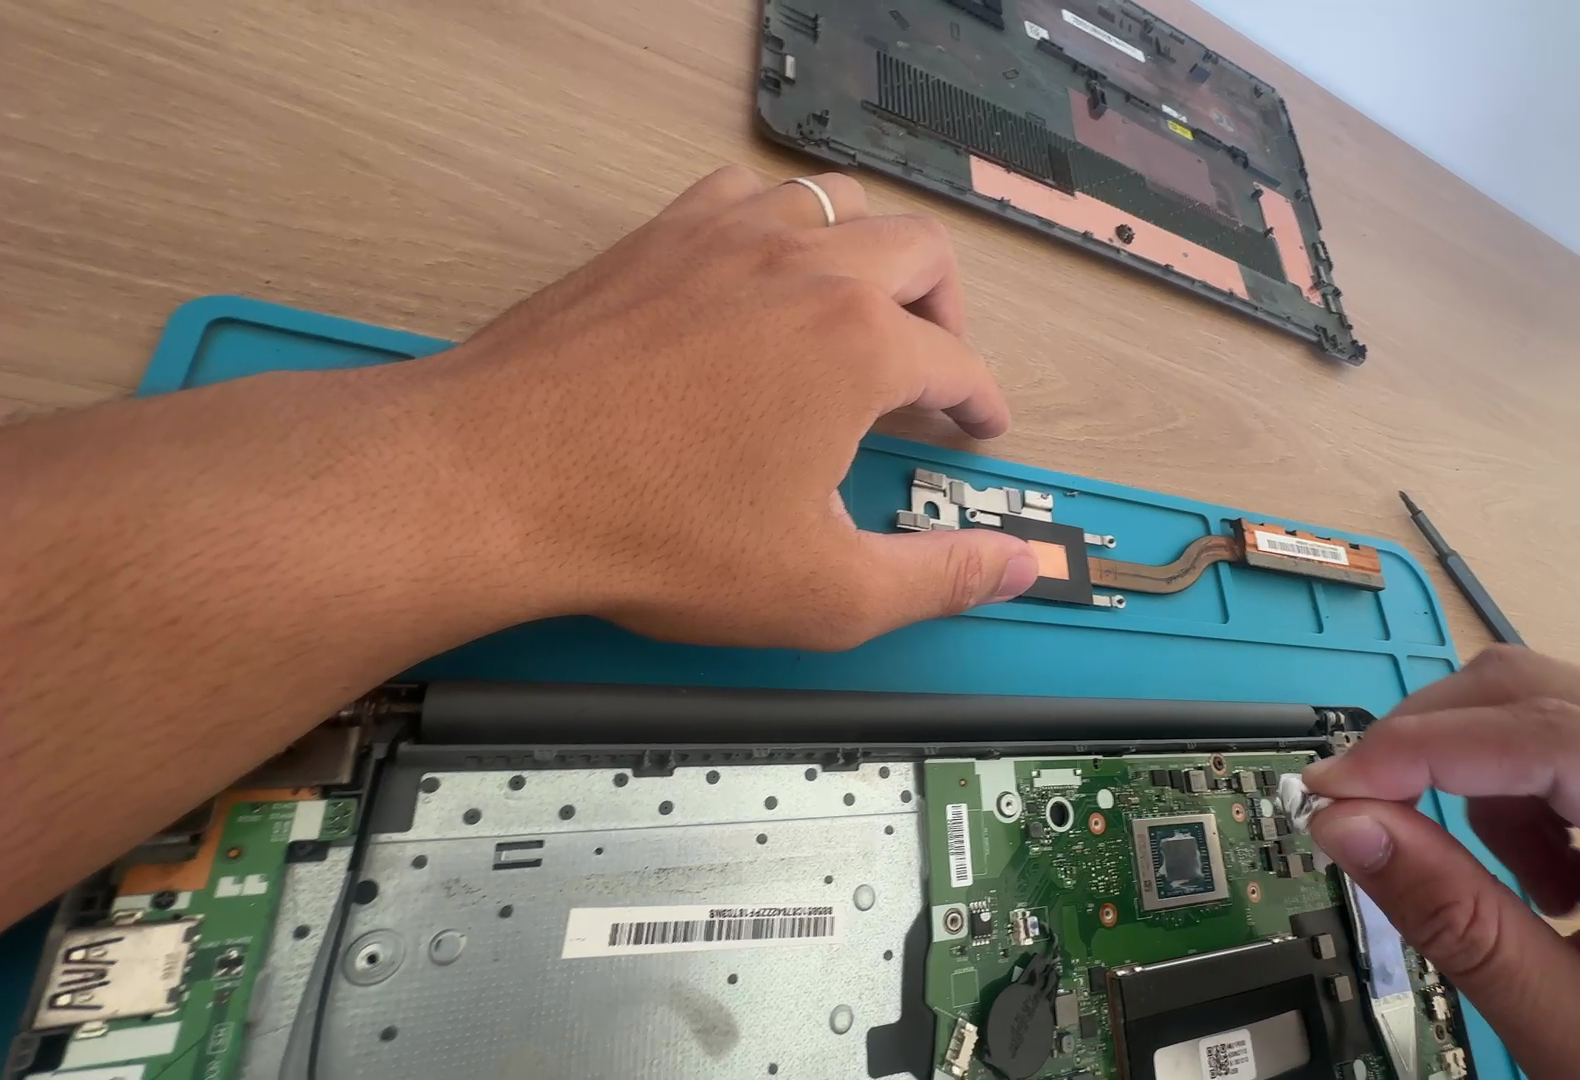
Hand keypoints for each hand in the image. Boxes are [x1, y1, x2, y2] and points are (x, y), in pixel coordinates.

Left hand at [411, 165, 1037, 647]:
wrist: (492, 485)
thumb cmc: (662, 538)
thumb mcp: (827, 591)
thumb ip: (938, 577)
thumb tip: (1015, 566)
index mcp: (859, 347)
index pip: (959, 364)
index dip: (983, 401)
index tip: (982, 424)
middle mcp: (807, 269)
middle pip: (922, 254)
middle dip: (949, 312)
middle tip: (940, 367)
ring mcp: (727, 239)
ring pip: (841, 205)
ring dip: (875, 257)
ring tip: (868, 315)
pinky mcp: (659, 238)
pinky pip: (750, 198)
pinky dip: (786, 231)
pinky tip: (769, 281)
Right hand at [1302, 645, 1579, 1078]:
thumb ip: (1461, 926)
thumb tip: (1336, 820)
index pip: (1565, 744)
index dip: (1422, 749)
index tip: (1325, 791)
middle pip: (1546, 695)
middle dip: (1432, 750)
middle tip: (1378, 826)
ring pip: (1548, 704)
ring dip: (1482, 782)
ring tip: (1527, 893)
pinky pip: (1575, 733)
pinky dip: (1521, 792)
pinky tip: (1568, 879)